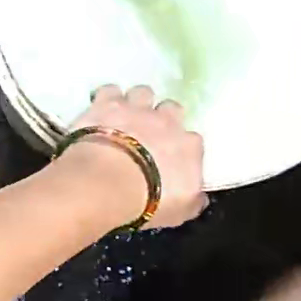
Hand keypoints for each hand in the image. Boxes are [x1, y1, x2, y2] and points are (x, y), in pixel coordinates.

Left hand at [59, 84, 207, 229]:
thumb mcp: (180, 211)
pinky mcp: (106, 102)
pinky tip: (99, 105)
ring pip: (143, 92)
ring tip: (123, 113)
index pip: (193, 140)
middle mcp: (166, 121)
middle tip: (146, 129)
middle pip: (171, 108)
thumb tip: (201, 197)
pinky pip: (109, 90)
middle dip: (161, 115)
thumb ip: (193, 200)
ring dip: (135, 101)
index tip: (168, 154)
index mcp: (189, 146)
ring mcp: (136, 108)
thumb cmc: (148, 200)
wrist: (108, 181)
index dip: (179, 145)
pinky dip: (105, 96)